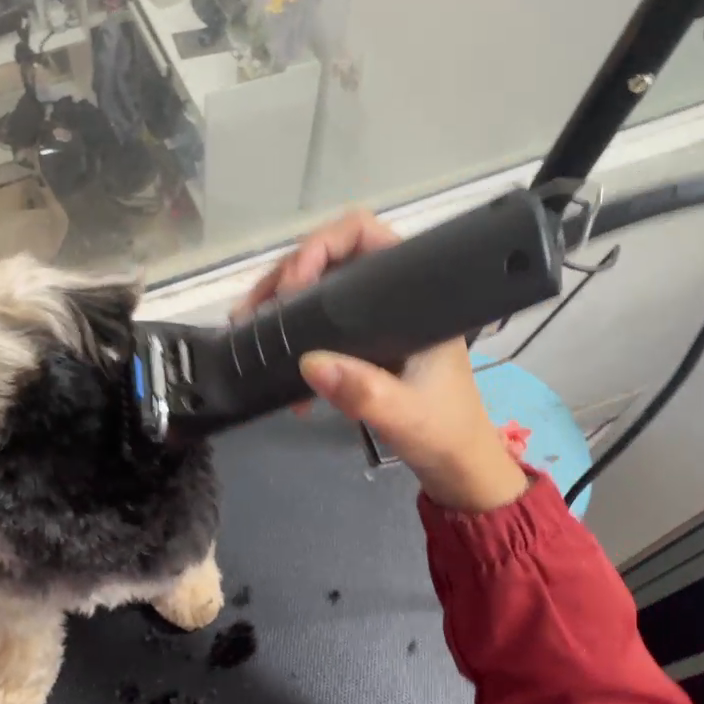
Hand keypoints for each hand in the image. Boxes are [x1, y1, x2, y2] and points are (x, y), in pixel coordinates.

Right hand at [236, 210, 530, 512]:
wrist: (456, 467)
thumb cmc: (445, 433)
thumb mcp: (405, 414)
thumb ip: (364, 390)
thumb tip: (310, 363)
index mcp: (416, 296)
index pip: (365, 236)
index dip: (322, 246)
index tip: (294, 283)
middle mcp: (392, 299)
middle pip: (329, 261)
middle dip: (284, 278)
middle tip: (252, 311)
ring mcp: (374, 323)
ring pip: (317, 293)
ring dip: (279, 308)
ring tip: (247, 329)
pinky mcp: (361, 349)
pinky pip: (318, 328)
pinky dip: (290, 339)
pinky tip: (275, 365)